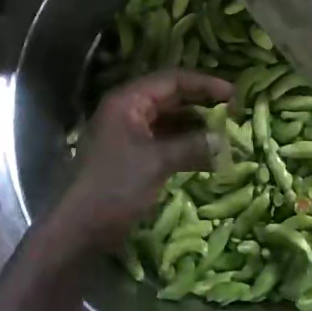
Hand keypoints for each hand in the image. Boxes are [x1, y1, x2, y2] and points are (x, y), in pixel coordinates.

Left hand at [50, 70, 232, 253]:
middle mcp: (127, 110)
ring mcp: (127, 134)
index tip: (234, 94)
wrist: (77, 229)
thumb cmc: (114, 186)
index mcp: (128, 100)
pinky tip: (205, 155)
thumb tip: (226, 142)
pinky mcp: (130, 156)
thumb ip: (192, 147)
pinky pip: (163, 140)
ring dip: (195, 126)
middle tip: (233, 113)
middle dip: (201, 104)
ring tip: (224, 135)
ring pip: (168, 120)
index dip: (204, 84)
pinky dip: (184, 144)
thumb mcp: (157, 163)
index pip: (172, 80)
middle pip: (170, 97)